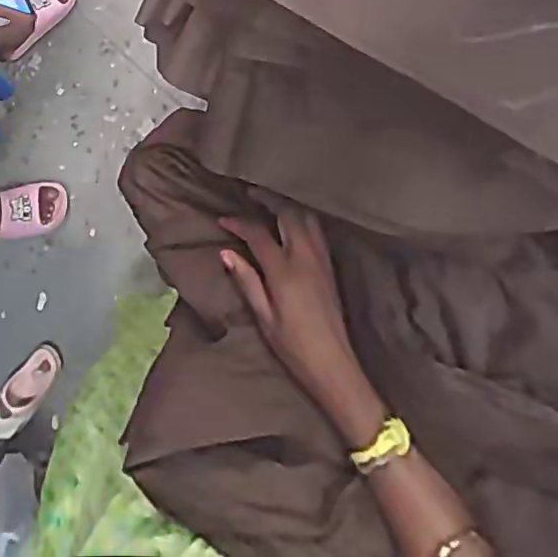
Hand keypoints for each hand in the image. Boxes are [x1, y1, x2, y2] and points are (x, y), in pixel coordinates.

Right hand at [221, 204, 388, 444]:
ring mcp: (321, 259)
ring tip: (270, 201)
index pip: (258, 233)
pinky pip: (316, 229)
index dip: (238, 223)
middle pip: (288, 213)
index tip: (222, 220)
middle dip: (268, 199)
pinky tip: (292, 221)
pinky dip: (302, 217)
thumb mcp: (263, 317)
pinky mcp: (330, 266)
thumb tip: (226, 253)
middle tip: (250, 192)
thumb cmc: (293, 346)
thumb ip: (247, 280)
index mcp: (284, 270)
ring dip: (288, 205)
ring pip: (306, 217)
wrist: (334, 366)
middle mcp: (305, 257)